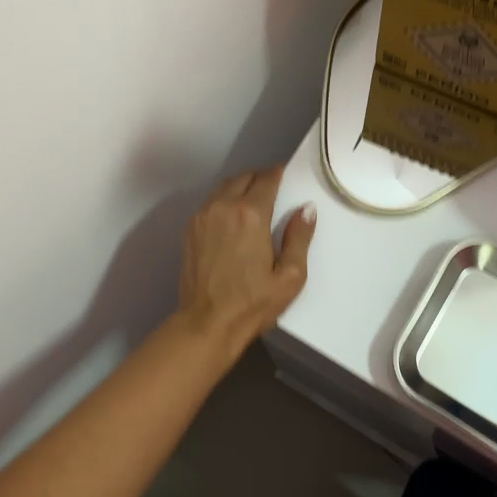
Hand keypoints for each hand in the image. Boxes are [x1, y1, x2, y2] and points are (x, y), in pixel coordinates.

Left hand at [171, 166, 316, 352]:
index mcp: (251, 215)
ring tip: (253, 199)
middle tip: (273, 187)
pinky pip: (210, 202)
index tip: (285, 174)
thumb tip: (306, 209)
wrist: (206, 323)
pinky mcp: (190, 229)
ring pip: (224, 187)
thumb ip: (299, 238)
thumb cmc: (252, 303)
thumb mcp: (289, 276)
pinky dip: (224, 200)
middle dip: (259, 177)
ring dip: (240, 186)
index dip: (278, 173)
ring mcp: (202, 216)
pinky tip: (233, 216)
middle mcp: (224, 207)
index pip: (266, 179)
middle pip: (243, 177)